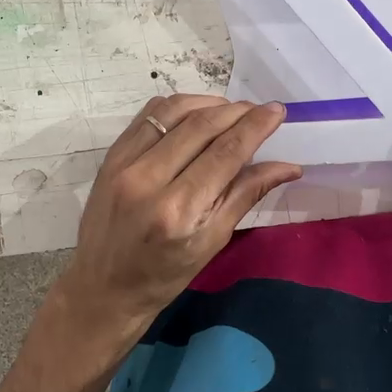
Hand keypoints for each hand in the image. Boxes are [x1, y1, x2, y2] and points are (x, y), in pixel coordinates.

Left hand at [58, 95, 300, 334]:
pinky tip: (196, 113)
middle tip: (260, 110)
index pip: (225, 153)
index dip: (255, 127)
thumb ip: (246, 195)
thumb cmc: (164, 276)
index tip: (277, 111)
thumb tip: (288, 166)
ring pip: (174, 111)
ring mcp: (124, 163)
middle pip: (202, 125)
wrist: (103, 288)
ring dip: (209, 103)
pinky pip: (149, 115)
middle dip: (237, 112)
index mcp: (178, 210)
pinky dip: (178, 107)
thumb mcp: (212, 242)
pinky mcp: (111, 155)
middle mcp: (148, 179)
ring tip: (232, 111)